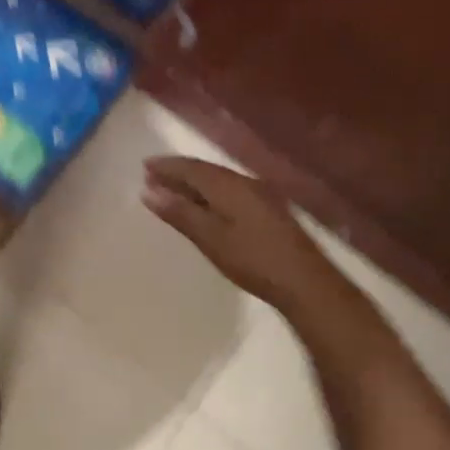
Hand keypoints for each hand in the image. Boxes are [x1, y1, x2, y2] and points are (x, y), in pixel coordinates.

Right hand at [142, 156, 355, 311]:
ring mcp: (261, 196)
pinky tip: (204, 204)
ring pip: (219, 180)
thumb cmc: (252, 260)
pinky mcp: (269, 210)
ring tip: (172, 188)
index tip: (144, 165)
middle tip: (152, 175)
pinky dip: (210, 192)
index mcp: (229, 186)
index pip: (191, 167)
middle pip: (206, 170)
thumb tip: (148, 191)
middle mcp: (245, 183)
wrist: (306, 283)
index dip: (167, 165)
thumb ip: (180, 212)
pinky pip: (231, 190)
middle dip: (178, 172)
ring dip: (194, 182)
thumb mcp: (210, 238)